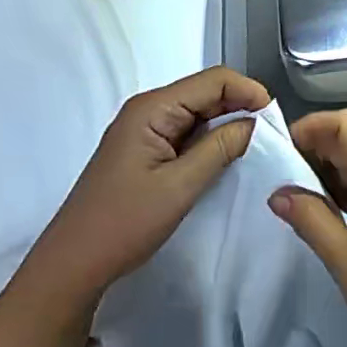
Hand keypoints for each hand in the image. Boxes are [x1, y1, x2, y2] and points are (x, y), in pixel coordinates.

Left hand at [33, 67, 270, 306]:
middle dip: (239, 106)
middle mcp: (148, 109)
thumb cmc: (124, 224)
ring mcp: (144, 129)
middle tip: (270, 134)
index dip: (247, 91)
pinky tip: (225, 156)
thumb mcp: (180, 187)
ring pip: (198, 112)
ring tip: (253, 145)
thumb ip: (220, 148)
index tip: (274, 117)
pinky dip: (209, 139)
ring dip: (226, 123)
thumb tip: (253, 123)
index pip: (213, 80)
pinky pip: (186, 131)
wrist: (72, 266)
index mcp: (152, 109)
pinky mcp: (145, 149)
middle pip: (205, 92)